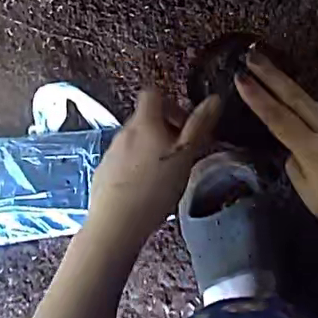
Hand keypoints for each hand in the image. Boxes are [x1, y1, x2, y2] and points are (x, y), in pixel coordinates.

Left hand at [86, 89, 221, 245]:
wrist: (115, 225)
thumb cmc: (155, 188)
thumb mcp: (185, 156)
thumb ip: (199, 125)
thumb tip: (214, 98)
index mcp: (144, 122)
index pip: (154, 93)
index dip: (171, 103)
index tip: (184, 124)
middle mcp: (124, 131)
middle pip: (146, 118)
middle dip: (165, 130)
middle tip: (182, 153)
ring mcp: (110, 152)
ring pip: (135, 140)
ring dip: (151, 148)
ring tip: (165, 174)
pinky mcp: (102, 172)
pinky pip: (123, 160)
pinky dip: (136, 167)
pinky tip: (146, 189)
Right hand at [235, 52, 317, 257]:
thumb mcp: (314, 202)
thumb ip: (296, 171)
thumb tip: (292, 151)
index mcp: (316, 152)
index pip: (278, 119)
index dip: (257, 98)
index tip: (241, 77)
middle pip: (298, 97)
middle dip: (273, 76)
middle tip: (253, 58)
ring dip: (303, 104)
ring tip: (289, 106)